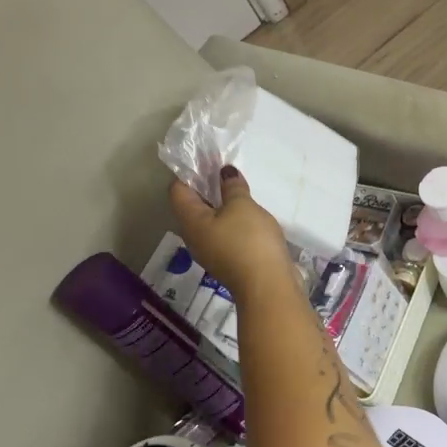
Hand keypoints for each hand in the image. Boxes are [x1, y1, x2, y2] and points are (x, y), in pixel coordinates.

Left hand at [170, 168, 296, 300]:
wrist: (268, 286)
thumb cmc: (250, 241)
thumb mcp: (242, 206)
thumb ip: (232, 186)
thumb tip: (224, 173)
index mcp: (191, 221)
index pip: (178, 190)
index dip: (189, 173)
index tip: (208, 161)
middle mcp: (195, 237)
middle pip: (193, 207)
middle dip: (207, 189)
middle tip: (226, 174)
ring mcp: (212, 252)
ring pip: (210, 222)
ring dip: (222, 207)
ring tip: (241, 194)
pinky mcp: (230, 262)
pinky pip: (226, 236)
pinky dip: (234, 223)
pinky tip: (251, 219)